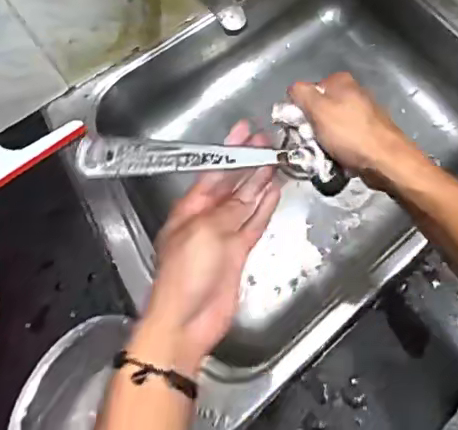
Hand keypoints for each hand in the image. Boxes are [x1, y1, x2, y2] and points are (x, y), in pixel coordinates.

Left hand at [131, 121, 281, 370]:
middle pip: (231, 184)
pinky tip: (273, 193)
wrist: (186, 323)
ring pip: (245, 202)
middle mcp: (205, 218)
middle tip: (264, 142)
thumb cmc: (183, 276)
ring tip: (274, 160)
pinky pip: (253, 224)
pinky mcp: (237, 254)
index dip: (229, 152)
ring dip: (259, 182)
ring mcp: (222, 236)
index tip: (243, 133)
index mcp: (188, 208)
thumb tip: (251, 191)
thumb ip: (231, 209)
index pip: (212, 172)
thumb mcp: (207, 231)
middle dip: (247, 163)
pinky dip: (264, 208)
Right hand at [288, 72, 433, 189]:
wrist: (388, 162)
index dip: (300, 109)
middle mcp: (353, 92)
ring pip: (331, 126)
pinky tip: (341, 159)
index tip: (301, 127)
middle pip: (320, 108)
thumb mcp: (318, 110)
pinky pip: (345, 139)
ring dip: (325, 141)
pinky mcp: (370, 132)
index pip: (308, 91)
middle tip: (313, 142)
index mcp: (340, 81)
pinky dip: (340, 149)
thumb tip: (293, 89)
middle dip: (314, 127)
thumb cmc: (351, 134)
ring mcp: (363, 112)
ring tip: (327, 153)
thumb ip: (301, 94)